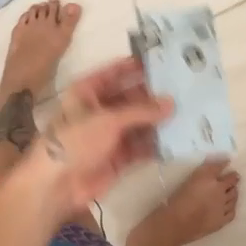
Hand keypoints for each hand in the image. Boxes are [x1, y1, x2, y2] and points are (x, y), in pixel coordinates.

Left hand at [17, 57, 172, 214]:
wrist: (57, 185)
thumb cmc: (76, 141)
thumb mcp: (108, 120)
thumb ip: (140, 111)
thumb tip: (171, 102)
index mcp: (87, 92)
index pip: (114, 72)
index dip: (135, 66)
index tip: (163, 60)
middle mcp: (99, 110)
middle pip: (129, 98)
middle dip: (153, 95)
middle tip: (183, 89)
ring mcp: (109, 134)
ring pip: (138, 123)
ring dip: (158, 120)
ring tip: (188, 112)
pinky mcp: (118, 157)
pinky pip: (140, 147)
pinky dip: (156, 144)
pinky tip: (178, 139)